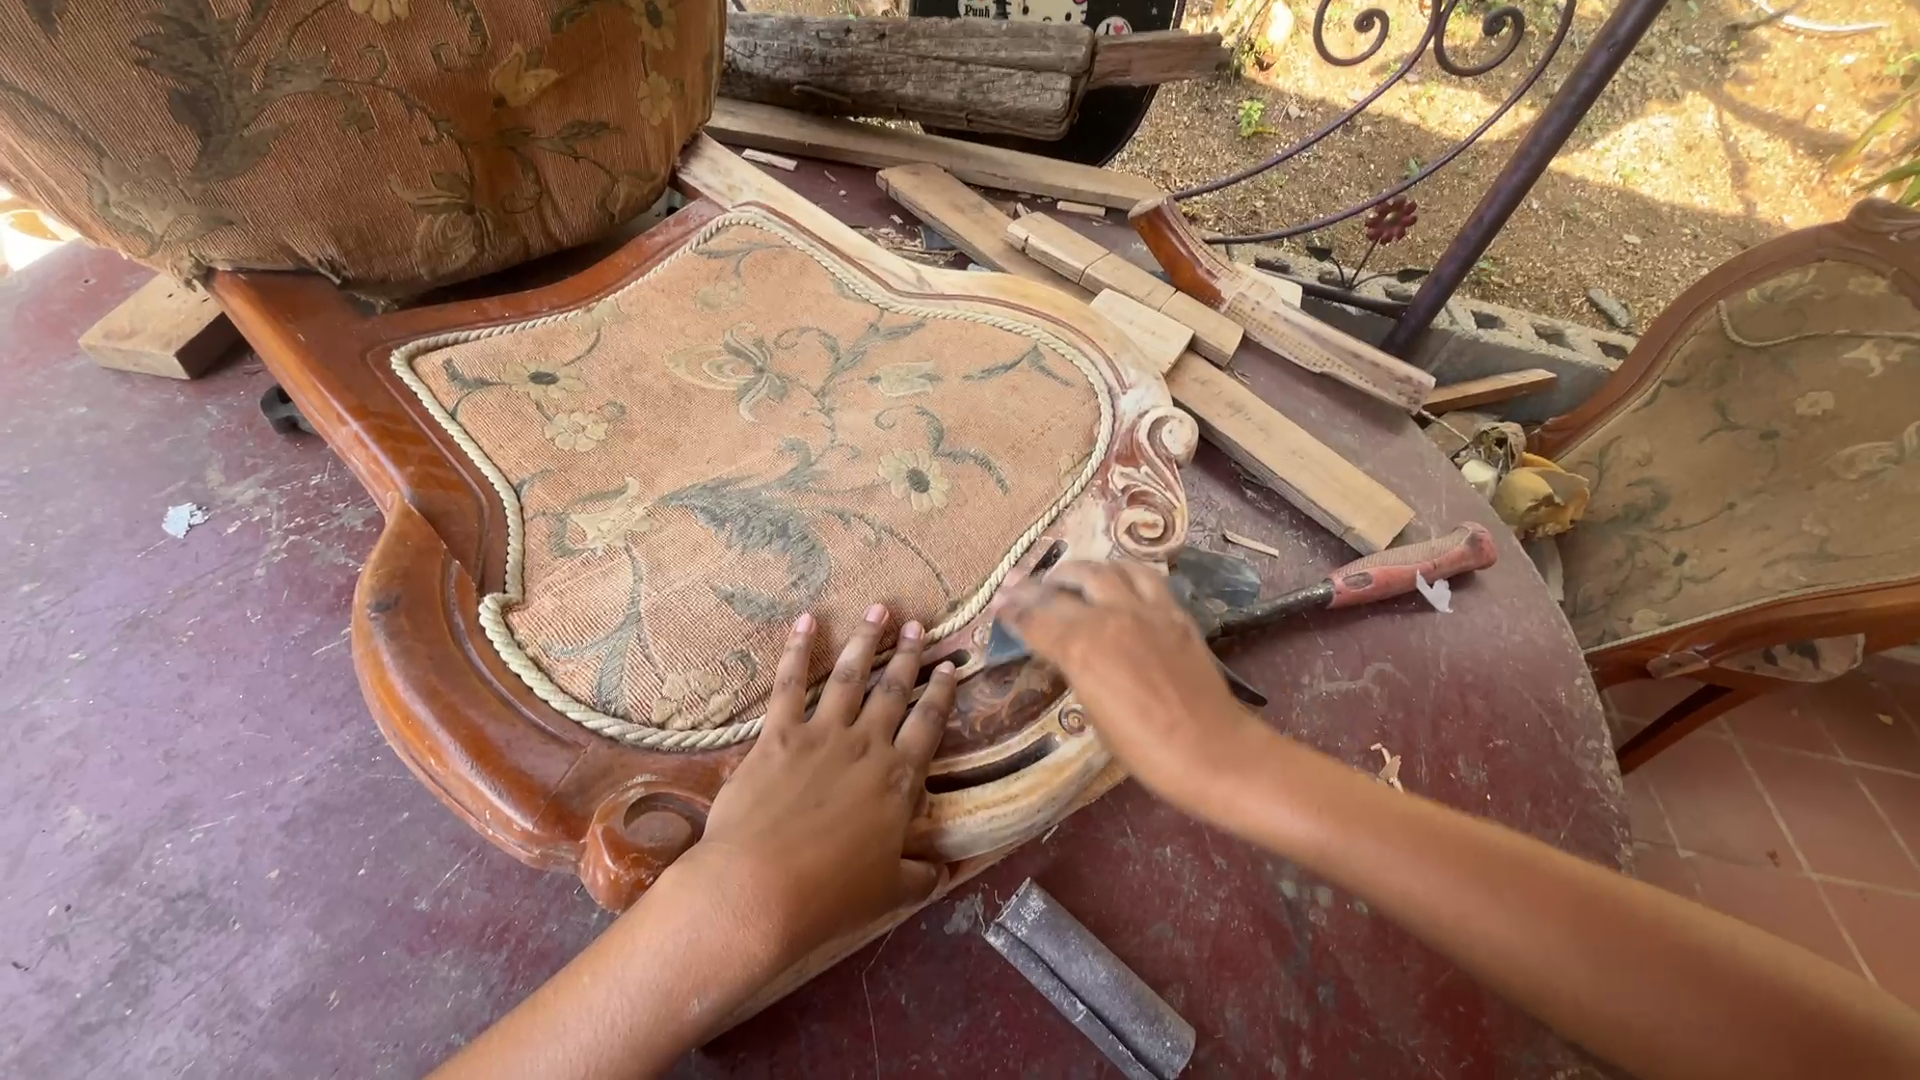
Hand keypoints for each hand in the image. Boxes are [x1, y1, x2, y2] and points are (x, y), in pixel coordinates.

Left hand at [670, 604, 957, 970]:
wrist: (760, 887)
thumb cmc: (830, 895)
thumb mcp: (889, 892)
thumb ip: (919, 875)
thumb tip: (943, 871)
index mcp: (897, 780)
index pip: (929, 724)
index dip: (941, 693)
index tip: (950, 665)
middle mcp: (866, 746)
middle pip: (893, 690)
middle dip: (908, 655)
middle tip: (918, 624)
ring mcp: (822, 735)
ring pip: (850, 677)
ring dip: (866, 640)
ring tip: (879, 609)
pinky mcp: (779, 734)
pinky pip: (789, 683)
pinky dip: (797, 649)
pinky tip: (805, 621)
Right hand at [997, 560, 1263, 804]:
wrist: (1211, 750)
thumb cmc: (1144, 749)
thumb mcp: (1093, 713)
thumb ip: (1075, 670)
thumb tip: (1063, 651)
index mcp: (1081, 648)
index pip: (1036, 619)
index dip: (1012, 611)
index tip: (998, 604)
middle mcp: (1109, 617)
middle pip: (1063, 587)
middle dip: (1033, 584)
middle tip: (1016, 582)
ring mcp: (1146, 610)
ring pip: (1103, 569)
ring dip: (1077, 569)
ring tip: (1064, 575)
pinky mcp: (1174, 611)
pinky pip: (1144, 575)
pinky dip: (1121, 570)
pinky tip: (1115, 574)